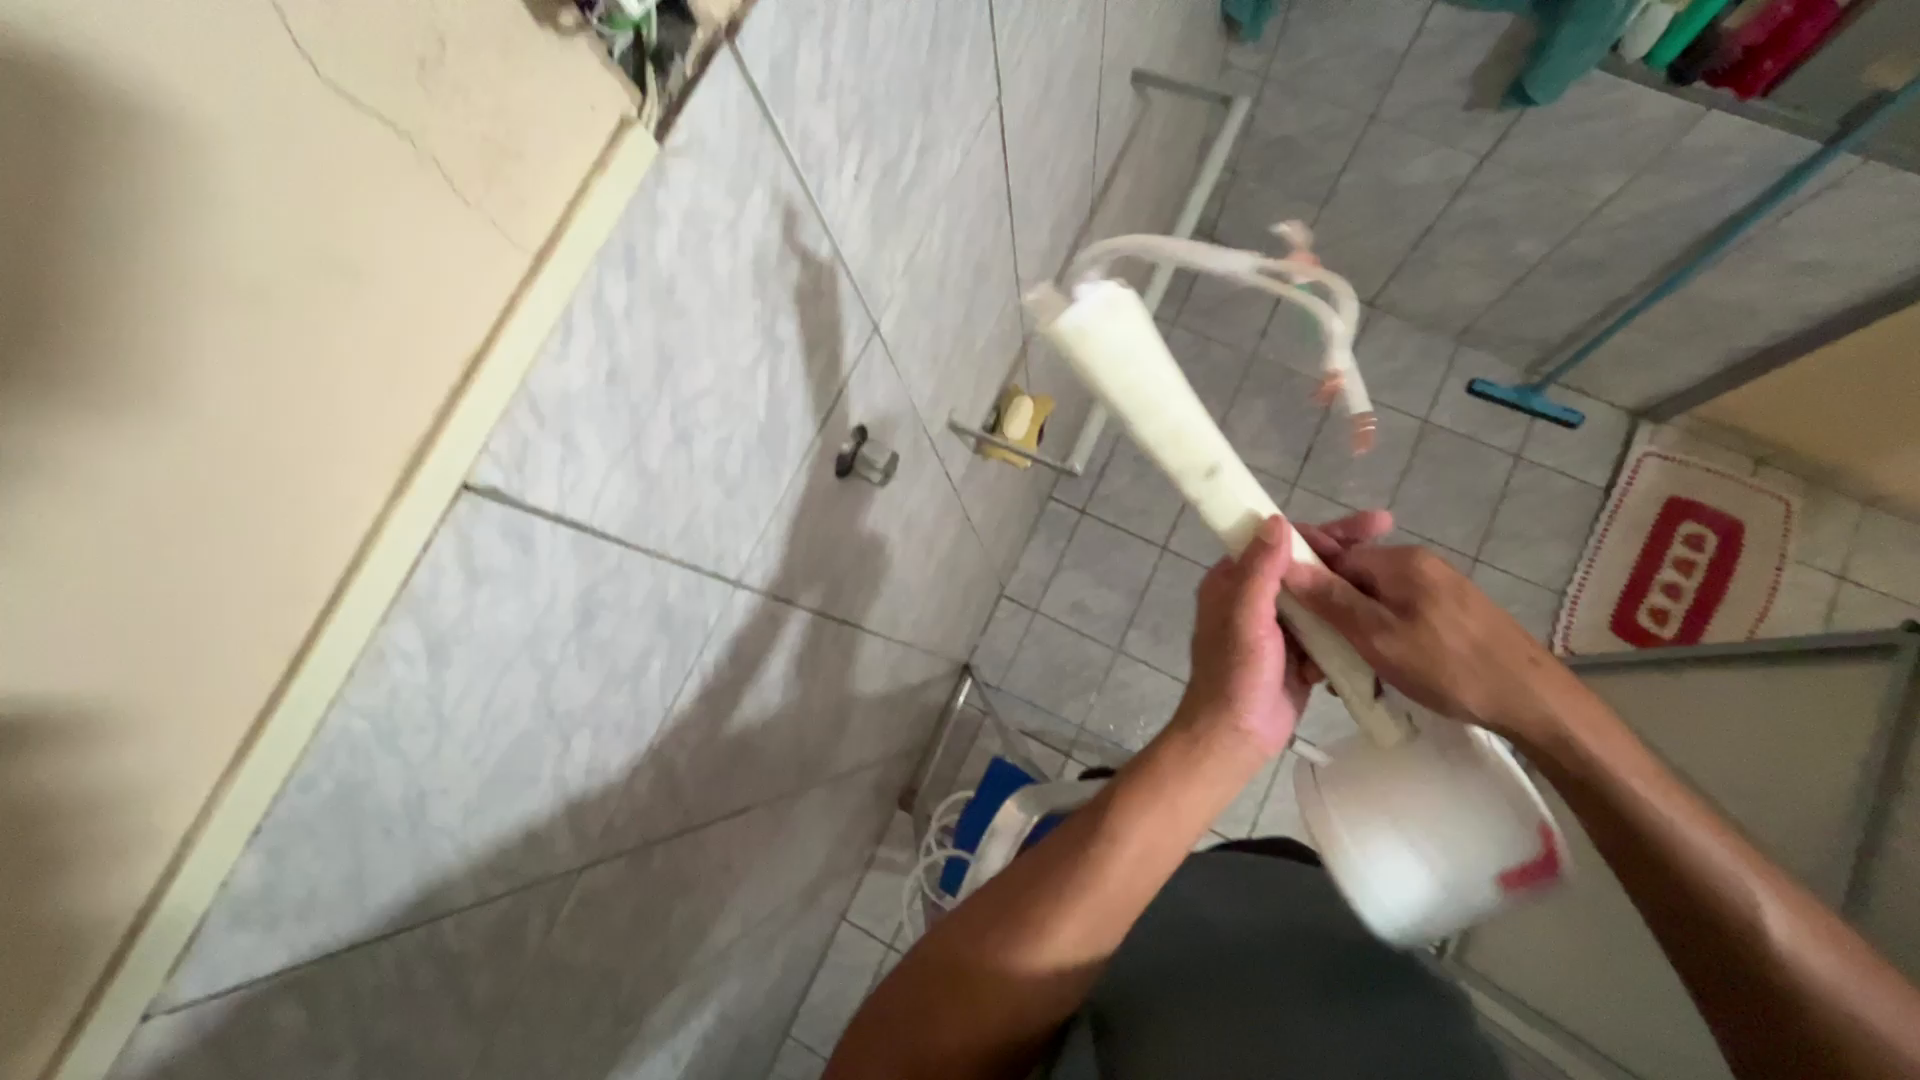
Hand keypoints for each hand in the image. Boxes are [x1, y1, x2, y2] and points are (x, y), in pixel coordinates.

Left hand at [1178, 512, 1391, 755]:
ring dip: (1348, 591)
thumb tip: (1277, 520)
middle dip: (1341, 554)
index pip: (1277, 541)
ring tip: (1389, 579)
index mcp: (1232, 582)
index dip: (1318, 532)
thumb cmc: (1235, 673)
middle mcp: (1253, 598)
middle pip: (1303, 566)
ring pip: (1320, 596)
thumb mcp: (1245, 617)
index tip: (1362, 526)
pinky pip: (1328, 628)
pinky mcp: (1297, 652)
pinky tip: (1376, 621)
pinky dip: (1345, 626)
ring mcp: (1277, 626)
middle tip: (1385, 529)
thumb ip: (1259, 571)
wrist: (1237, 736)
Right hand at [1281, 531, 1585, 748]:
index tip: (1287, 620)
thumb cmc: (1449, 667)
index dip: (1305, 584)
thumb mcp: (1378, 637)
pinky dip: (1378, 637)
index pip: (1331, 557)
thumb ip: (1331, 599)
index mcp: (1399, 561)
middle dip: (1327, 612)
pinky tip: (1375, 668)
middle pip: (1351, 578)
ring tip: (1340, 671)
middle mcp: (1417, 564)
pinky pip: (1395, 615)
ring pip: (1372, 601)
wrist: (1532, 701)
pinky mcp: (1449, 612)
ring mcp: (1436, 588)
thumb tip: (1285, 563)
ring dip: (1351, 631)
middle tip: (1314, 657)